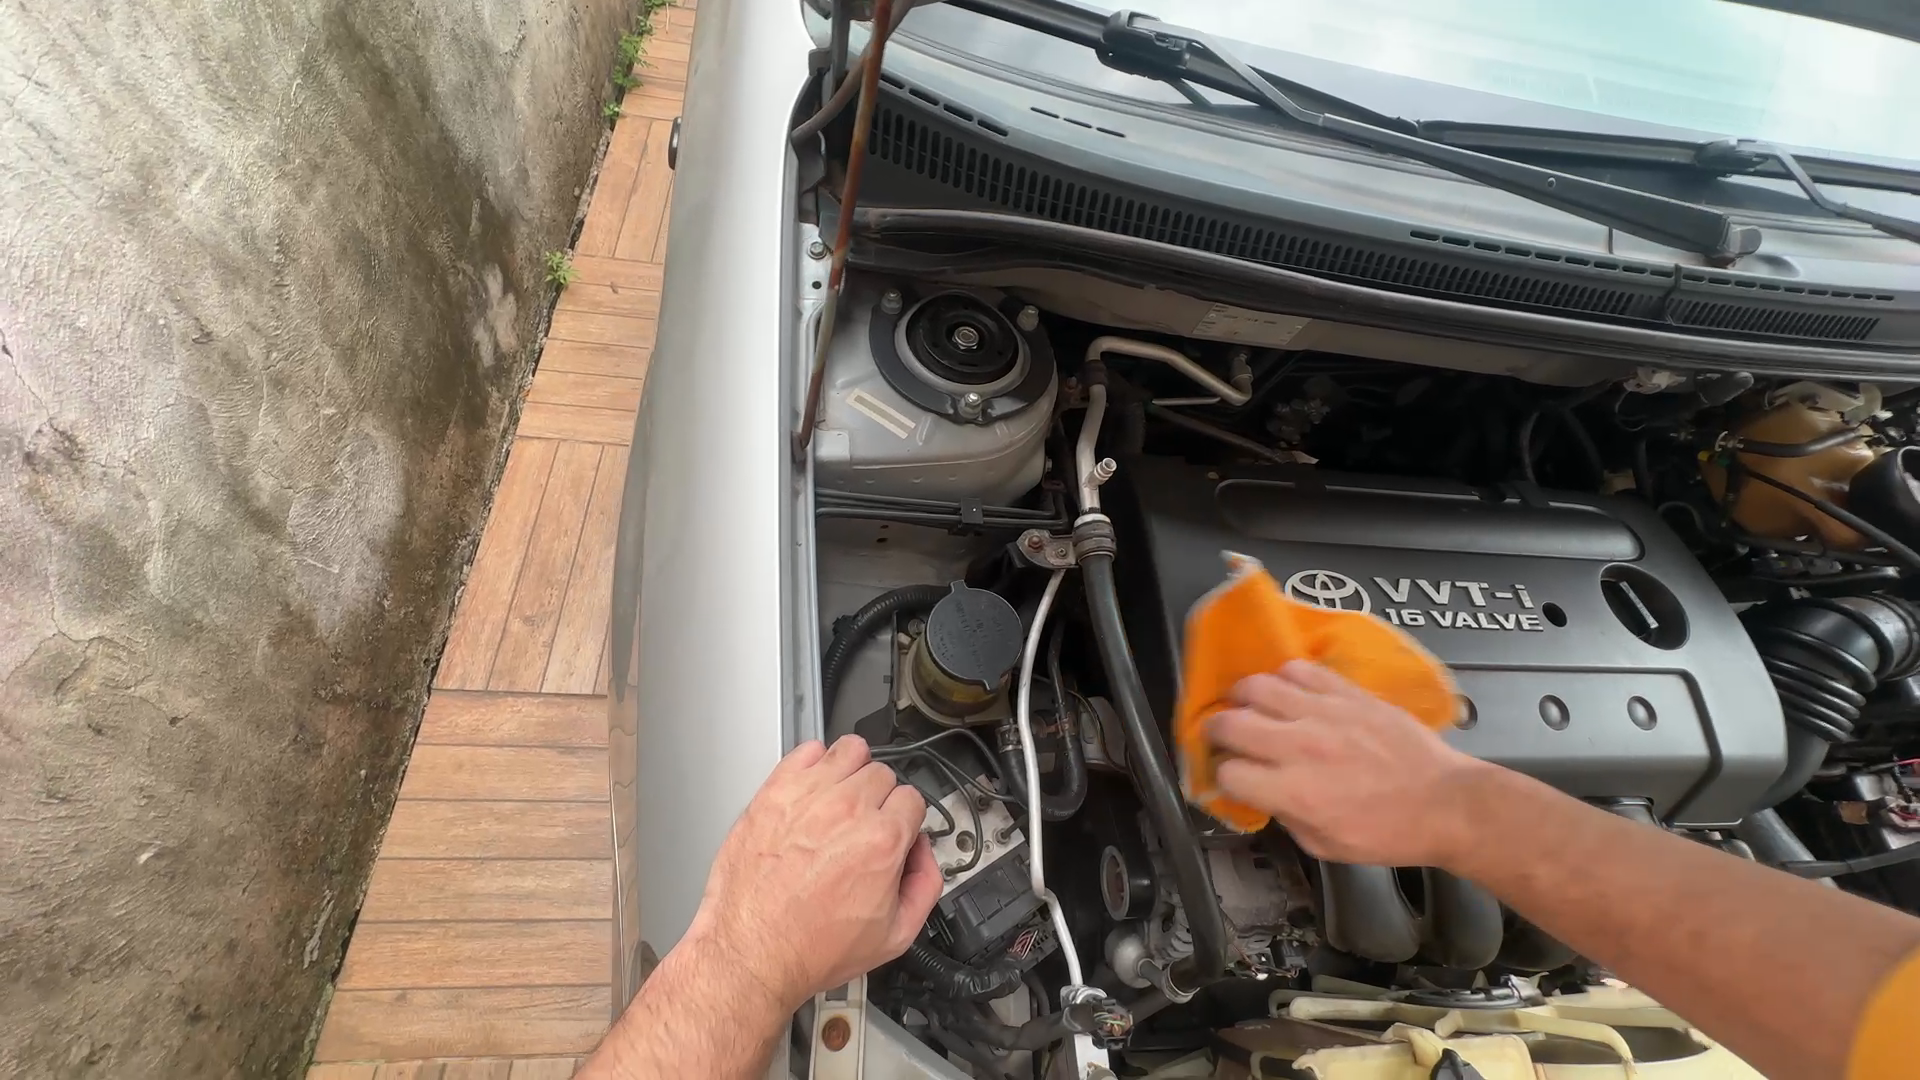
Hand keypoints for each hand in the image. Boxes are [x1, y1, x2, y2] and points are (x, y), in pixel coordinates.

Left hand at [682, 736, 943, 1012]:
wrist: (749, 954)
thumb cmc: (810, 948)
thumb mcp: (893, 937)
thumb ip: (926, 886)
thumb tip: (924, 854)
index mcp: (882, 840)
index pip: (912, 797)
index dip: (905, 817)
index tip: (892, 828)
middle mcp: (848, 810)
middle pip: (883, 773)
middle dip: (878, 797)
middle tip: (862, 822)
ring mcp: (810, 795)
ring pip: (851, 750)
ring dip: (852, 770)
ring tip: (840, 796)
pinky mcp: (776, 791)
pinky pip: (808, 749)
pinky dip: (814, 762)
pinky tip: (812, 788)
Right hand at [1205, 660, 1490, 868]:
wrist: (1447, 803)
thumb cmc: (1389, 833)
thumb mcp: (1325, 845)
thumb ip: (1282, 816)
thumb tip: (1259, 791)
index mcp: (1294, 792)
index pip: (1227, 772)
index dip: (1222, 776)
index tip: (1231, 777)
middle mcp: (1300, 746)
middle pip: (1229, 722)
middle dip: (1216, 732)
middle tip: (1223, 737)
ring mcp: (1323, 712)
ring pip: (1254, 686)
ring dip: (1242, 699)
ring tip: (1250, 707)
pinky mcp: (1345, 692)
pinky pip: (1296, 668)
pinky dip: (1284, 679)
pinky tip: (1290, 694)